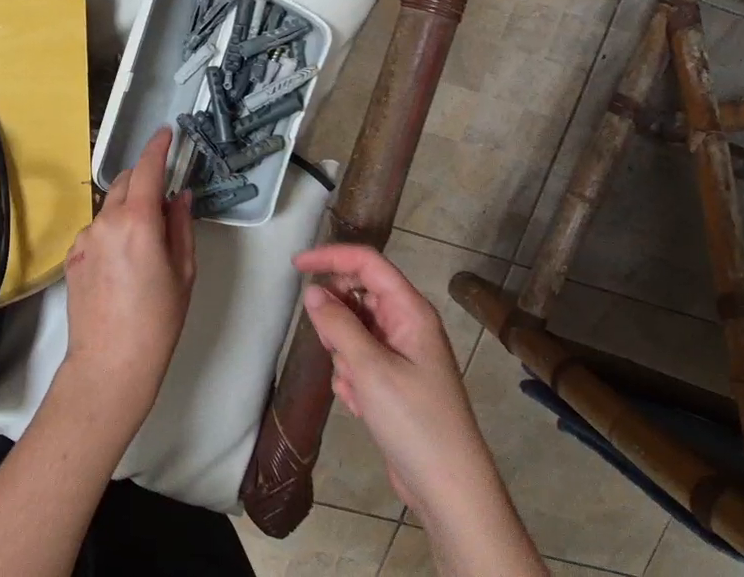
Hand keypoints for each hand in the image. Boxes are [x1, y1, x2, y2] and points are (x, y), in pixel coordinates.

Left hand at [62, 127, 196, 425]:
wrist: (109, 362)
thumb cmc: (157, 321)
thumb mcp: (183, 272)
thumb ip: (181, 227)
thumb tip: (180, 197)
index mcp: (138, 221)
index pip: (146, 169)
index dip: (157, 147)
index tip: (166, 133)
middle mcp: (106, 222)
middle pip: (124, 183)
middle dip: (144, 180)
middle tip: (165, 198)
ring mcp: (85, 238)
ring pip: (110, 208)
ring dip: (128, 209)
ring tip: (147, 243)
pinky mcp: (72, 256)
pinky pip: (97, 231)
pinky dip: (112, 232)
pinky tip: (124, 264)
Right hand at [293, 244, 492, 516]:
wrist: (447, 486)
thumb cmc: (414, 420)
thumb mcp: (369, 368)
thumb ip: (337, 324)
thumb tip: (312, 292)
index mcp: (411, 311)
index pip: (367, 263)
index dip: (331, 257)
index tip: (296, 266)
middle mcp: (407, 325)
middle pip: (358, 295)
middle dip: (336, 318)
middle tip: (330, 346)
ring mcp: (401, 353)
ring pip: (353, 331)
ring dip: (342, 354)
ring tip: (356, 387)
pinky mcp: (393, 380)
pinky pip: (357, 360)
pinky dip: (350, 377)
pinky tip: (360, 405)